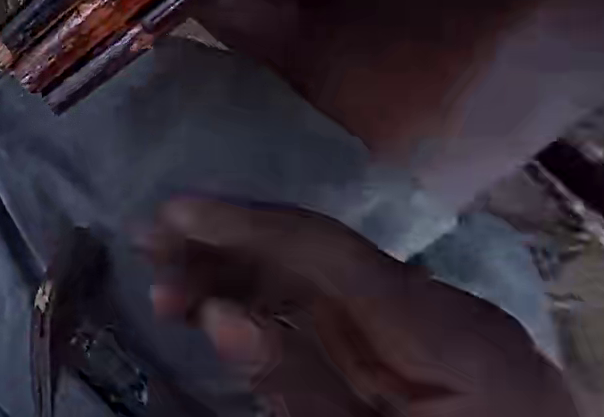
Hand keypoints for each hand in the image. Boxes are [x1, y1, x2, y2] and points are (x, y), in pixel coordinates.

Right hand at [143, 197, 575, 416]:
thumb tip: (215, 315)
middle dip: (216, 248)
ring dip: (222, 273)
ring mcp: (417, 317)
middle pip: (302, 250)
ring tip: (163, 293)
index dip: (239, 222)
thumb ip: (300, 389)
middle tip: (146, 251)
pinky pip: (308, 295)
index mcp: (456, 335)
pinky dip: (252, 296)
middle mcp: (437, 305)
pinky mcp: (394, 336)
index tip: (168, 215)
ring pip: (295, 266)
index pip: (325, 247)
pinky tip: (205, 306)